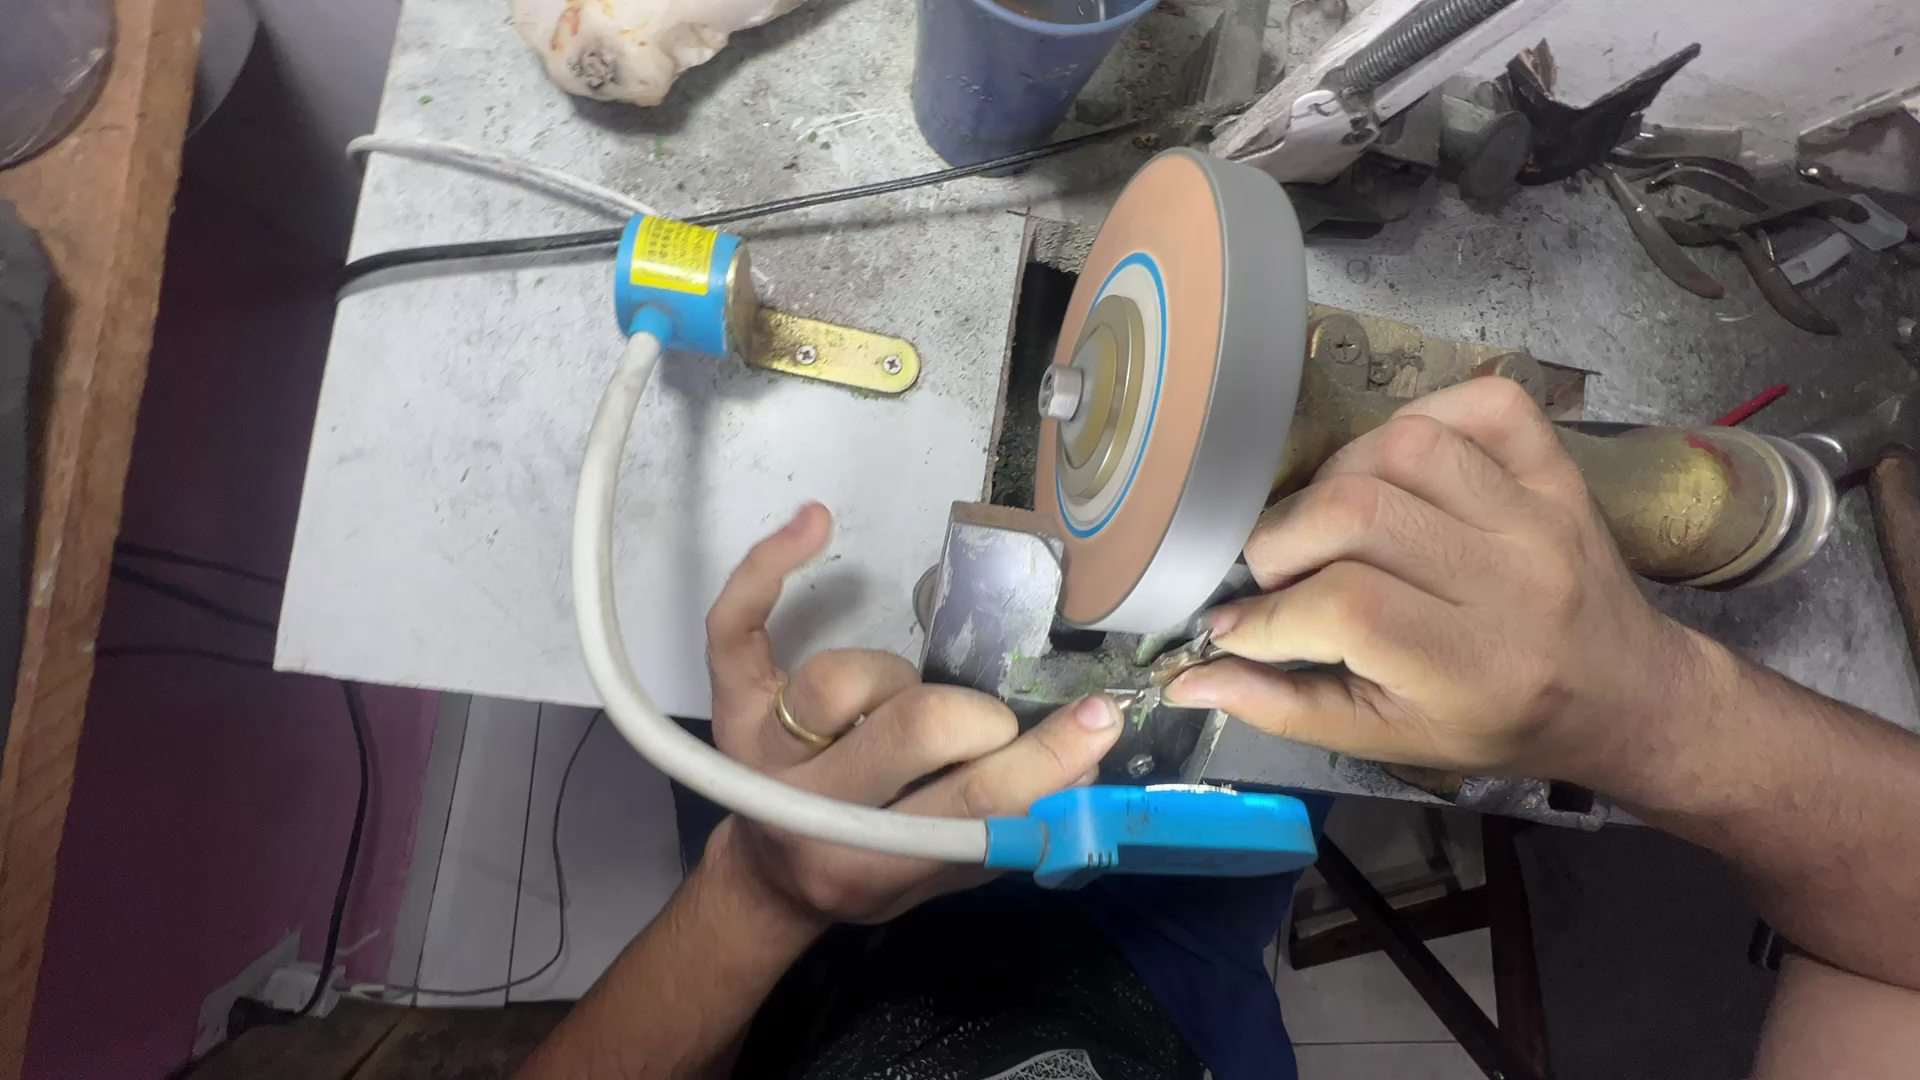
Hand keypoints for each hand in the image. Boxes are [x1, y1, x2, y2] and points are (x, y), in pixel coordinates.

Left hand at [700, 503, 1122, 926]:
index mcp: (868, 862)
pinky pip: (738, 623)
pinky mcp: (732, 700)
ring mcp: (760, 747)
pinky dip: (769, 569)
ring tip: (903, 700)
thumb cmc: (872, 870)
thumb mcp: (944, 876)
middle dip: (977, 719)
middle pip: (913, 727)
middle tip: (989, 725)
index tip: (1100, 717)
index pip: (967, 807)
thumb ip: (1013, 829)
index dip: (1041, 760)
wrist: (777, 875)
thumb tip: (1089, 762)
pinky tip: (816, 524)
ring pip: (844, 676)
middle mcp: (805, 806)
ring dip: (897, 679)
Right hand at [1167, 377, 1704, 782]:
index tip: (1235, 628)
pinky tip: (1391, 469)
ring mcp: (1537, 512)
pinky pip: (1478, 405)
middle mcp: (1512, 578)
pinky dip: (1416, 420)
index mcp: (1472, 662)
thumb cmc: (1491, 723)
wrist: (1625, 694)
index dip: (1267, 614)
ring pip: (1402, 448)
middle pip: (1359, 513)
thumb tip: (1188, 681)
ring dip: (1336, 481)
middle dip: (1282, 542)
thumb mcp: (1383, 738)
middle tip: (1279, 575)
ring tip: (1330, 525)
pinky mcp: (1553, 468)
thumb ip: (1281, 708)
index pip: (1344, 608)